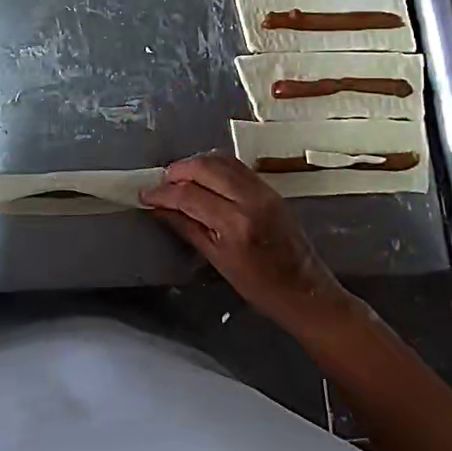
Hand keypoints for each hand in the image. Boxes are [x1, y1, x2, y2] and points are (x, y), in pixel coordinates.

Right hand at [141, 153, 357, 331]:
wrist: (306, 290)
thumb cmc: (260, 287)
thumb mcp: (218, 261)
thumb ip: (187, 228)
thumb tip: (159, 208)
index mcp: (235, 224)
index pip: (189, 195)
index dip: (162, 192)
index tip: (145, 194)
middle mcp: (250, 199)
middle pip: (205, 167)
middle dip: (178, 170)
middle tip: (161, 183)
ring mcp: (263, 190)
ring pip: (222, 160)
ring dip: (196, 163)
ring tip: (178, 179)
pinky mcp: (270, 187)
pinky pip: (236, 166)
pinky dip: (215, 165)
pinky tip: (203, 178)